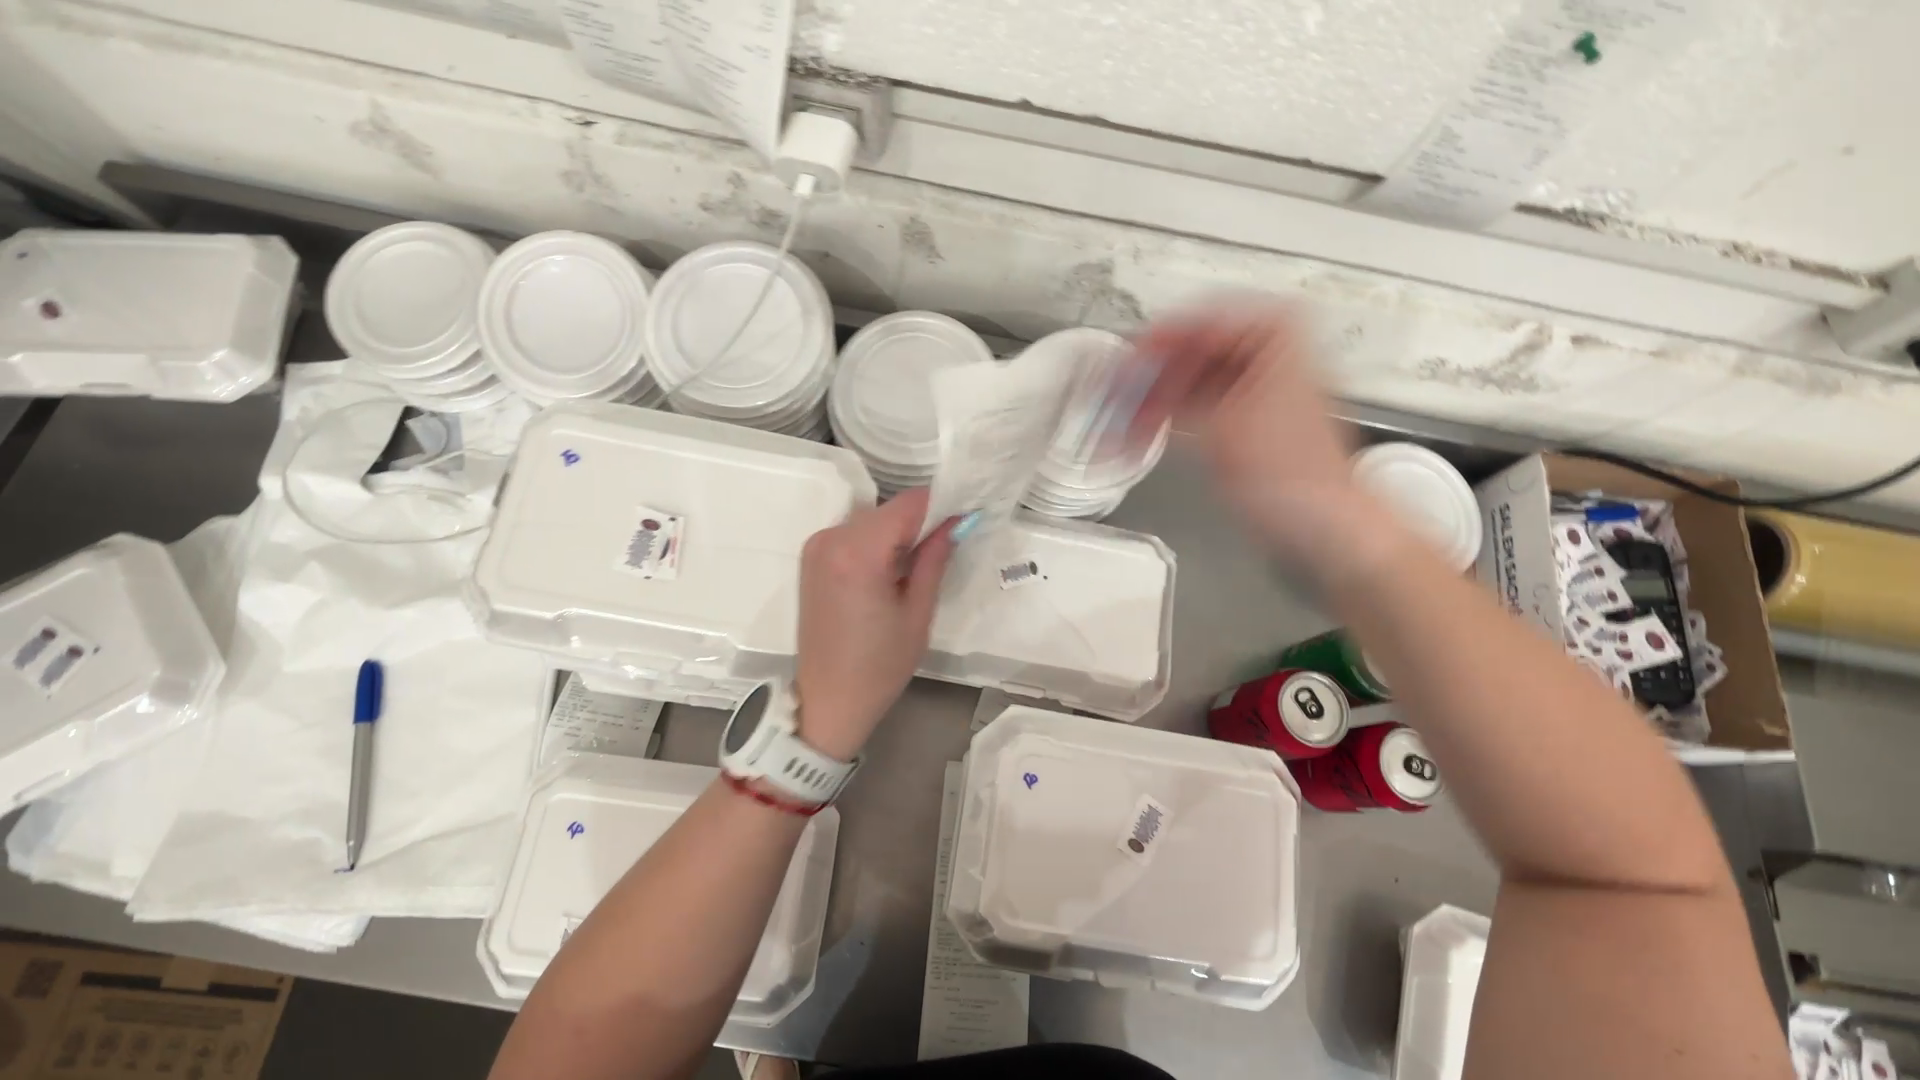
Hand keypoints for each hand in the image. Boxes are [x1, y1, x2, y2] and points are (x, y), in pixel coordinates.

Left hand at [794, 489, 954, 760]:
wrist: (827, 702)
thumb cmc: (879, 667)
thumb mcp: (917, 614)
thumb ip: (934, 559)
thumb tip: (955, 522)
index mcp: (857, 553)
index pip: (908, 505)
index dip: (940, 506)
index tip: (965, 519)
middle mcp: (831, 539)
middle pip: (888, 510)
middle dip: (918, 523)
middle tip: (943, 550)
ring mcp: (816, 547)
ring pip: (870, 520)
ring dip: (896, 533)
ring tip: (913, 569)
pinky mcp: (811, 558)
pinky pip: (852, 534)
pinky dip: (874, 543)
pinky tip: (887, 574)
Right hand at [1130, 301, 1391, 578]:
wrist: (1323, 525)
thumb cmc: (1290, 473)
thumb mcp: (1220, 423)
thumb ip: (1167, 391)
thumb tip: (1125, 372)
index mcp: (1274, 331)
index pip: (1197, 321)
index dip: (1151, 345)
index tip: (1118, 365)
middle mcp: (1267, 351)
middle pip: (1188, 351)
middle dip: (1145, 379)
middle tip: (1109, 397)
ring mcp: (1255, 386)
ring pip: (1187, 380)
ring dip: (1149, 402)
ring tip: (1114, 425)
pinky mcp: (1244, 420)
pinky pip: (1193, 407)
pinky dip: (1165, 420)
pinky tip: (1133, 438)